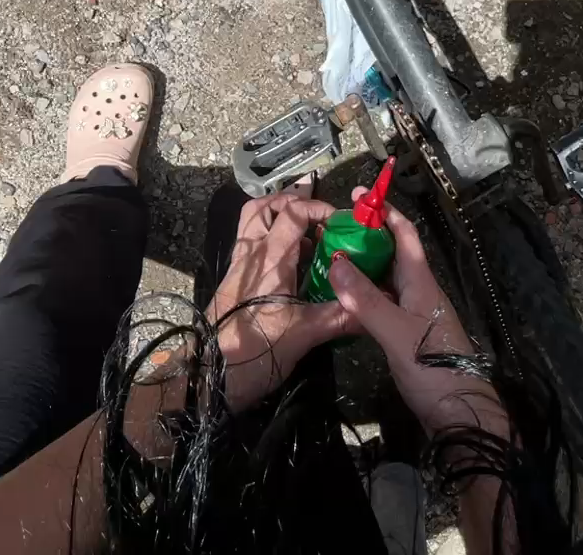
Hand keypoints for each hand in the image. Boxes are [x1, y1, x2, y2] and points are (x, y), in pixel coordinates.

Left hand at [204, 183, 358, 410]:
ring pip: (254, 225)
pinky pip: (254, 247)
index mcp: (270, 257)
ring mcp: (240, 268)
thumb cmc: (254, 351)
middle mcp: (251, 255)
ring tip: (307, 234)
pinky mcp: (235, 284)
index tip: (341, 222)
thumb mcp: (303, 335)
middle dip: (291, 201)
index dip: (318, 208)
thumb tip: (375, 307)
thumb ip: (339, 316)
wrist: (207, 380)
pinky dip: (273, 243)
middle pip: (263, 207)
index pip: (292, 212)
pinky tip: (293, 264)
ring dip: (279, 218)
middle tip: (316, 213)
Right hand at [327, 193, 509, 440]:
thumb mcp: (395, 331)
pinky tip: (342, 302)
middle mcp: (418, 290)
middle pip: (392, 253)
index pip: (405, 233)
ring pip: (385, 279)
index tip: (361, 194)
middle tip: (332, 230)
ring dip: (361, 267)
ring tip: (330, 260)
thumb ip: (364, 299)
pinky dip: (362, 297)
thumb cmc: (434, 367)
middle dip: (365, 237)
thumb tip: (335, 260)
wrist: (460, 416)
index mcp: (420, 280)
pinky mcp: (407, 334)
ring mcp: (414, 313)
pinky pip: (382, 303)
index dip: (384, 211)